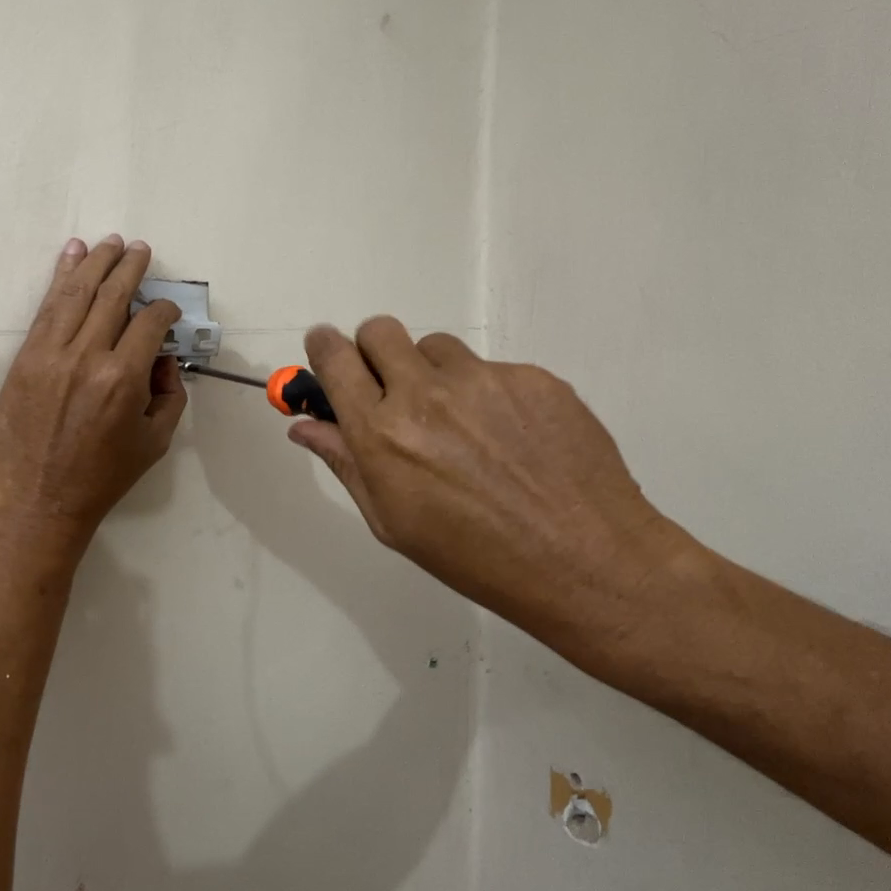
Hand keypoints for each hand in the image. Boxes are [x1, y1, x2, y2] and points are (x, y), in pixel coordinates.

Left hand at [0, 236, 186, 541]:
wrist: (39, 502)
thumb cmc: (101, 479)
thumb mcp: (153, 443)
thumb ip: (168, 395)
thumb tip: (161, 359)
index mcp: (123, 379)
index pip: (149, 323)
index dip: (164, 311)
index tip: (168, 310)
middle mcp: (87, 357)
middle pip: (112, 296)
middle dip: (130, 268)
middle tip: (140, 250)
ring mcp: (50, 355)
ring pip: (75, 293)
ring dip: (94, 263)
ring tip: (108, 243)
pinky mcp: (24, 359)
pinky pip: (45, 310)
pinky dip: (58, 280)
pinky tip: (69, 258)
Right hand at [287, 317, 684, 618]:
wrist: (584, 560)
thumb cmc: (473, 555)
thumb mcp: (392, 521)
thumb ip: (346, 462)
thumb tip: (305, 424)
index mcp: (382, 434)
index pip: (335, 359)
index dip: (324, 347)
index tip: (327, 350)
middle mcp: (426, 394)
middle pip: (380, 331)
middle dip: (375, 352)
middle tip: (391, 388)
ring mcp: (483, 380)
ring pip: (437, 348)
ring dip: (433, 373)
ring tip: (462, 425)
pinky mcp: (532, 377)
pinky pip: (491, 369)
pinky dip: (487, 394)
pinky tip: (510, 439)